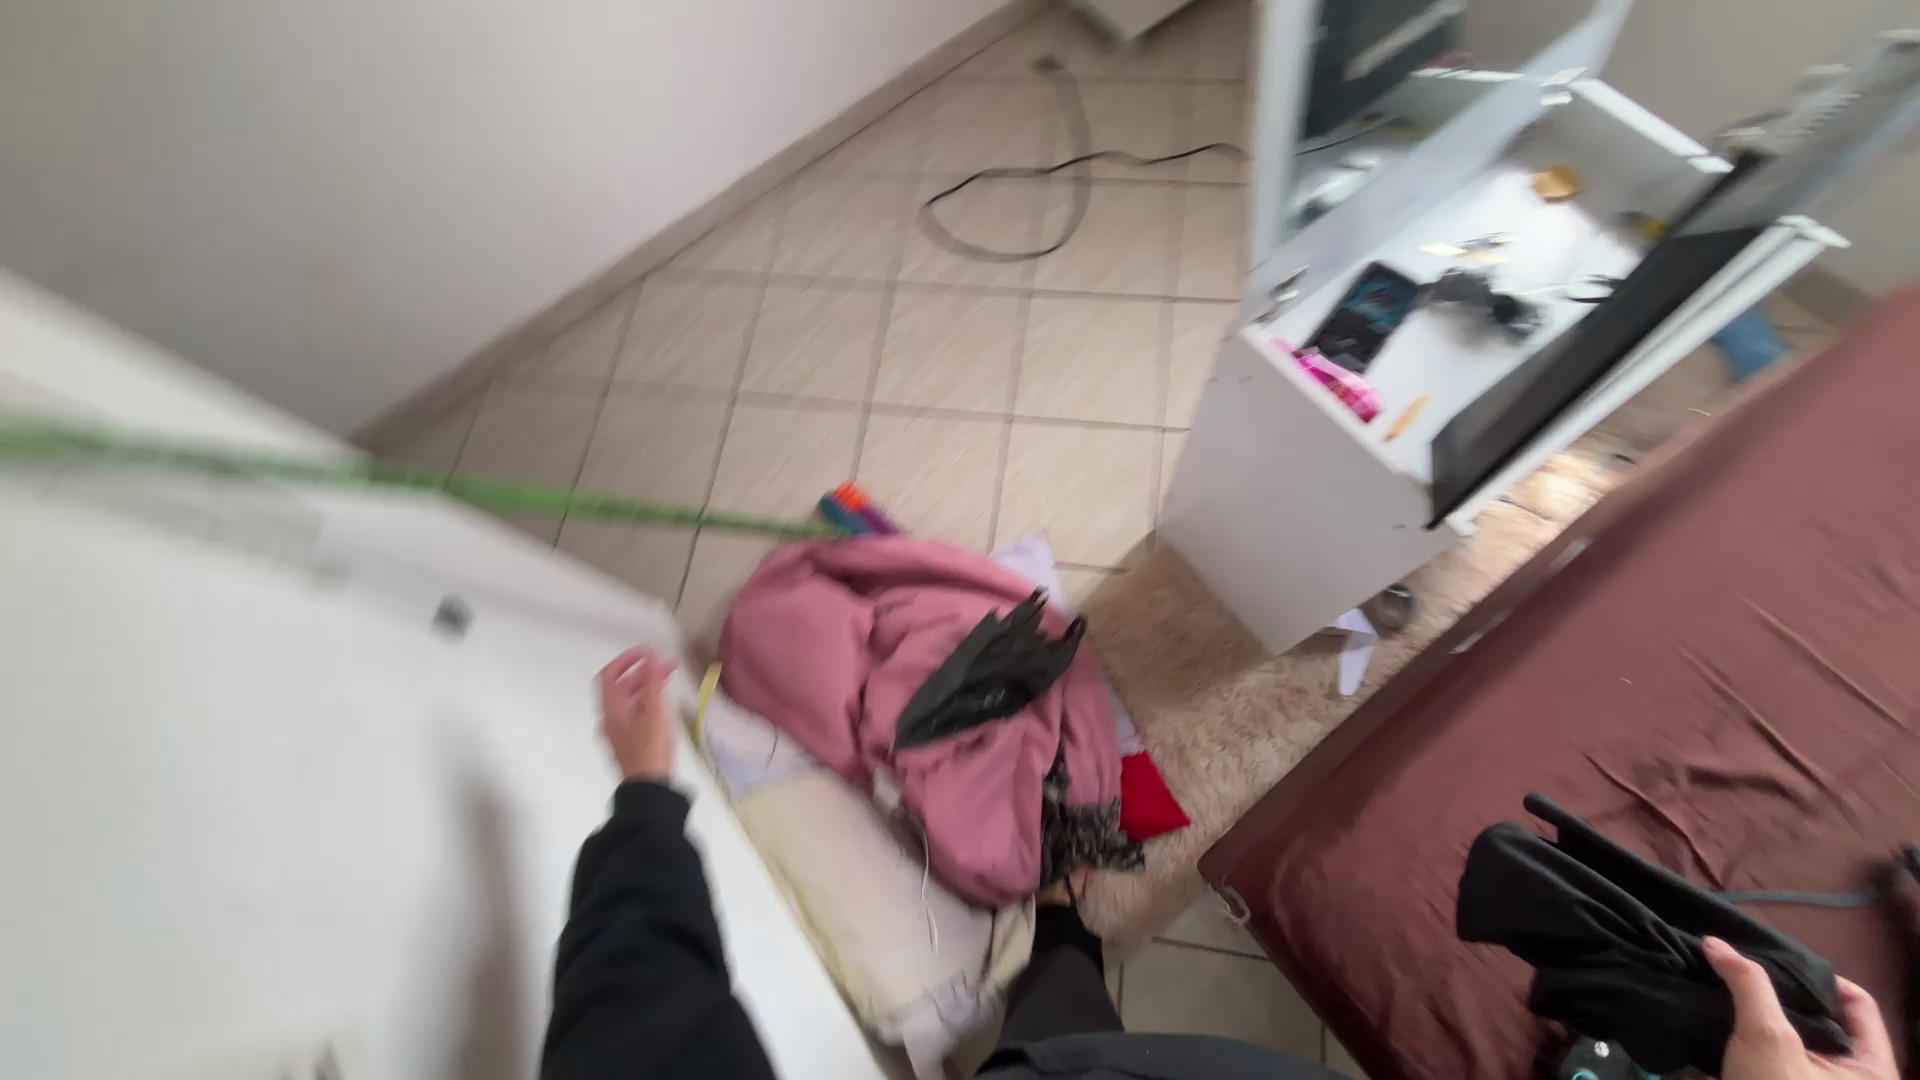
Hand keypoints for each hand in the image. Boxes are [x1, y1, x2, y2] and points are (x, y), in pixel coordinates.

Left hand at [596, 646, 680, 782]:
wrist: (649, 785)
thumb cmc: (650, 746)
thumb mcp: (655, 710)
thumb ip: (653, 681)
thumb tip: (651, 656)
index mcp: (611, 708)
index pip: (609, 674)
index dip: (625, 659)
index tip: (645, 652)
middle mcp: (611, 717)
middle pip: (622, 686)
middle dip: (644, 672)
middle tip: (668, 665)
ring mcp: (619, 730)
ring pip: (631, 699)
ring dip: (648, 685)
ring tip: (669, 679)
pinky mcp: (630, 739)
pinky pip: (636, 712)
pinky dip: (648, 700)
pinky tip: (664, 702)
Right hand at [1705, 936, 1896, 1079]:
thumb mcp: (1769, 1039)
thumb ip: (1749, 986)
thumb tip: (1716, 942)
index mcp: (1872, 1069)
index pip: (1857, 1003)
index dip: (1817, 974)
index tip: (1770, 954)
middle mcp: (1845, 1072)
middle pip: (1815, 1012)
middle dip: (1772, 985)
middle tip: (1734, 959)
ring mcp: (1805, 1078)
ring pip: (1781, 1026)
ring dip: (1748, 1002)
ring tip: (1713, 974)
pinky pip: (1757, 1043)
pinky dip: (1734, 1022)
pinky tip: (1705, 1004)